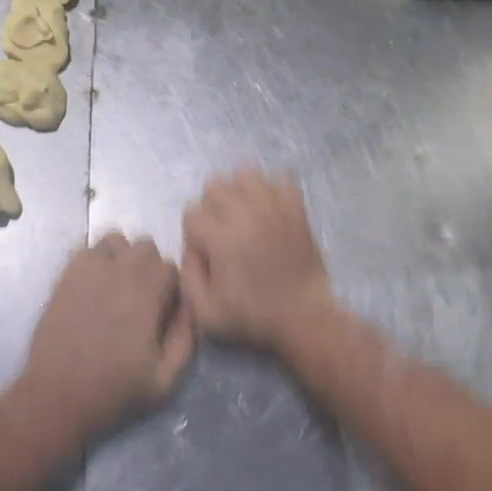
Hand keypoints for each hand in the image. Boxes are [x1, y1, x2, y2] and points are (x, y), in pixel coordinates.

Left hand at [21, 233, 194, 436]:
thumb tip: (189, 306)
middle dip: (150, 269)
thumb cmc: (113, 392)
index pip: (171, 267)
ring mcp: (88, 270)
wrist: (56, 398)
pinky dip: (97, 260)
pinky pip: (88, 249)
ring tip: (118, 288)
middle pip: (146, 247)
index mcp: (144, 295)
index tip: (162, 314)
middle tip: (142, 301)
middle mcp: (118, 273)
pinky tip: (95, 286)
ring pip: (117, 241)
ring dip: (124, 258)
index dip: (171, 290)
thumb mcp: (165, 380)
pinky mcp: (66, 275)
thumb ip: (186, 338)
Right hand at [181, 170, 334, 350]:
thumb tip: (191, 247)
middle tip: (223, 230)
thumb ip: (188, 277)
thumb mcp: (206, 314)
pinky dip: (271, 190)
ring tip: (245, 214)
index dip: (194, 232)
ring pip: (245, 174)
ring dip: (239, 191)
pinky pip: (279, 179)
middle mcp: (245, 215)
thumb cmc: (253, 317)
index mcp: (222, 239)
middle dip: (212, 206)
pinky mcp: (296, 208)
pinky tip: (269, 210)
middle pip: (216, 184)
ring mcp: (273, 207)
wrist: (303, 316)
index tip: (206, 250)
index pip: (192, 212)